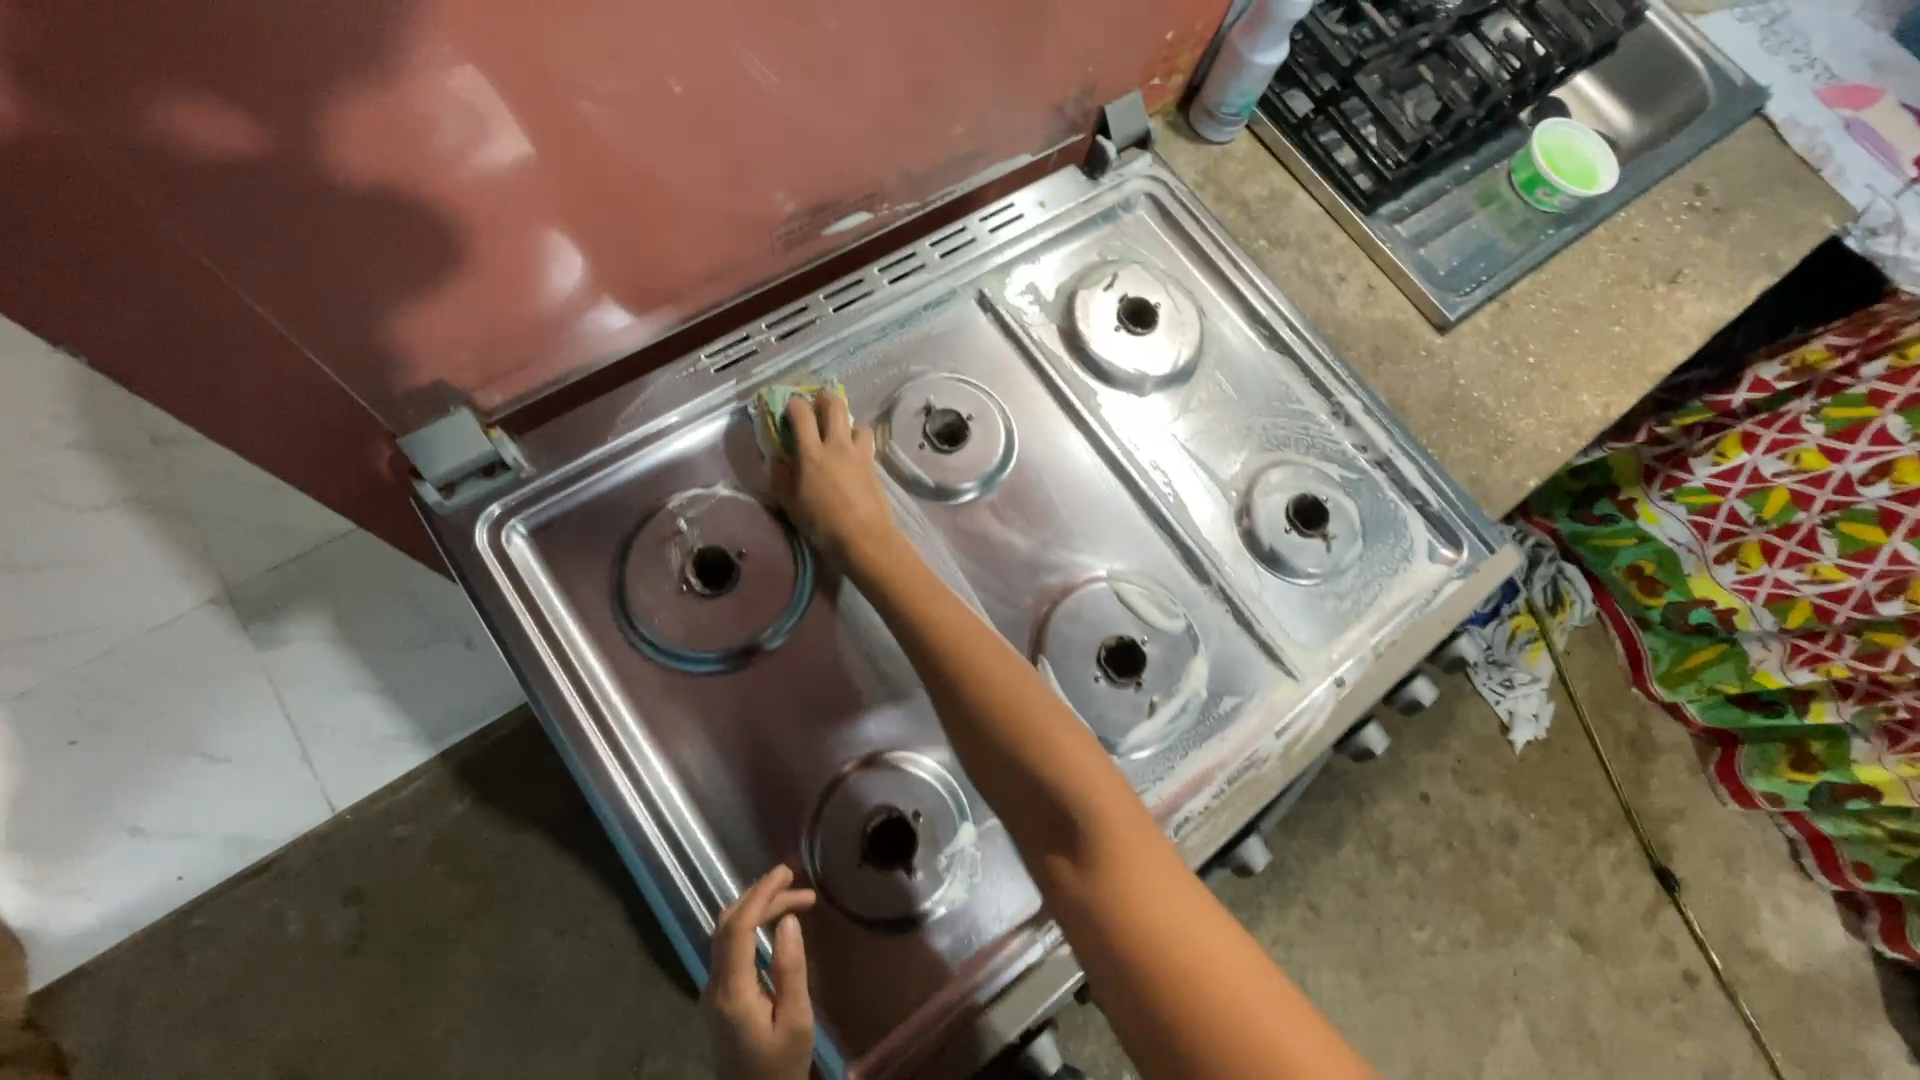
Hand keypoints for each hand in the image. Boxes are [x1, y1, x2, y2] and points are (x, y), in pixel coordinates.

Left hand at [702, 865, 817, 1079]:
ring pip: (726, 935)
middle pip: (728, 925)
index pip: (737, 928)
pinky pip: (729, 950)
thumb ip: (791, 969)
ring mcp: (713, 993)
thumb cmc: (781, 1069)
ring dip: (756, 910)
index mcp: (732, 992)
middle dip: (761, 897)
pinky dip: (750, 927)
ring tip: (792, 897)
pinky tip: (772, 924)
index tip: (786, 873)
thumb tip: (788, 921)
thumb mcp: (796, 1021)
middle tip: (797, 883)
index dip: (760, 895)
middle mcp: (714, 987)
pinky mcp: (719, 1000)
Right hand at [772, 392, 901, 567]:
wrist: (864, 537)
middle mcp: (837, 446)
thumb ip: (781, 477)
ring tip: (840, 433)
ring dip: (847, 422)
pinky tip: (853, 454)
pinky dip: (859, 440)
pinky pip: (867, 441)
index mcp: (812, 454)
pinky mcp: (873, 465)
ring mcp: (859, 453)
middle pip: (835, 406)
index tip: (790, 408)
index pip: (802, 414)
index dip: (794, 404)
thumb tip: (777, 458)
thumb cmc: (822, 524)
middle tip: (817, 404)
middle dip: (825, 398)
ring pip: (857, 421)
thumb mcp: (791, 504)